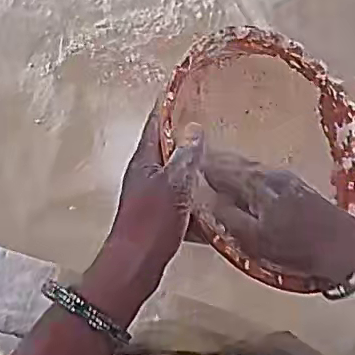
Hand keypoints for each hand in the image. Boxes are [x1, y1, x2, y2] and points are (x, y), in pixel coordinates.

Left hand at [87, 106, 203, 310]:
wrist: (135, 266)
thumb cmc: (151, 222)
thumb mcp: (173, 186)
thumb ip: (185, 157)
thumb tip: (195, 128)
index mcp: (144, 160)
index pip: (155, 123)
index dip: (168, 105)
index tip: (184, 88)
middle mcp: (144, 172)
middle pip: (165, 145)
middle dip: (185, 132)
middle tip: (212, 119)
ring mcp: (150, 194)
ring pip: (174, 170)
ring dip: (192, 161)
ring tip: (220, 152)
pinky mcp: (159, 214)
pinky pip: (180, 193)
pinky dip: (195, 189)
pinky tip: (214, 192)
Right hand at [199, 150, 354, 287]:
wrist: (348, 248)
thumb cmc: (299, 248)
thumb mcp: (256, 241)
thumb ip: (226, 217)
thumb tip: (201, 199)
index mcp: (256, 183)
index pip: (218, 166)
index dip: (196, 165)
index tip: (175, 162)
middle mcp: (268, 173)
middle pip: (231, 163)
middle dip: (209, 164)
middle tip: (186, 167)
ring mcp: (283, 177)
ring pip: (245, 168)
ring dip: (225, 170)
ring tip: (206, 176)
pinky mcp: (293, 186)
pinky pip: (257, 175)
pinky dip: (240, 177)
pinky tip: (236, 187)